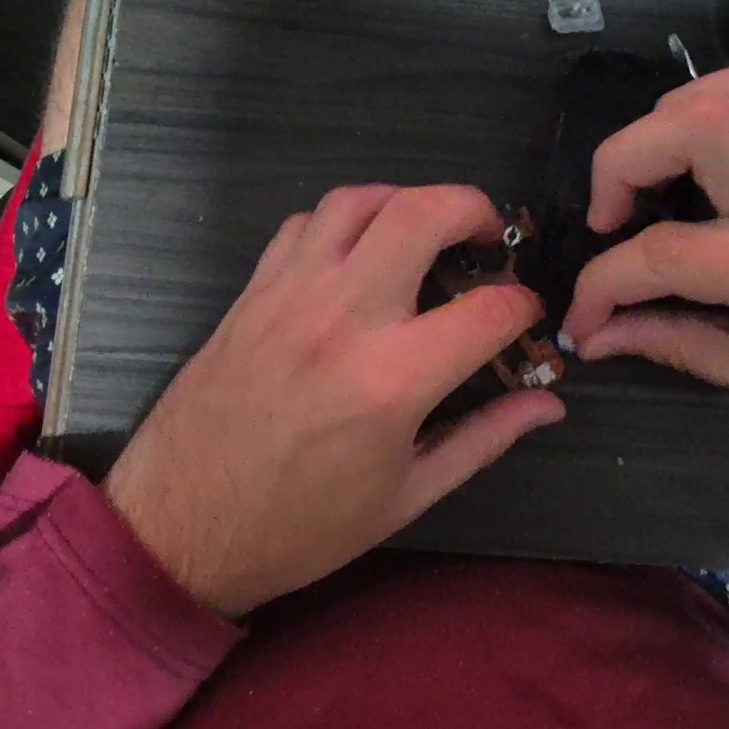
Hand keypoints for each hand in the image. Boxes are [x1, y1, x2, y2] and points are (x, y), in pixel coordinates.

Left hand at [103, 185, 564, 616]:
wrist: (179, 527)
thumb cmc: (302, 525)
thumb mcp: (407, 496)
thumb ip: (485, 438)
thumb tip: (550, 403)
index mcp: (394, 378)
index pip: (489, 311)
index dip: (525, 306)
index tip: (527, 316)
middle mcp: (345, 315)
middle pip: (422, 213)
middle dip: (474, 209)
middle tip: (488, 238)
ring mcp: (291, 294)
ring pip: (358, 201)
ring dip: (406, 202)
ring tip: (426, 233)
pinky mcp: (253, 292)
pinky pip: (304, 224)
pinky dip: (344, 223)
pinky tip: (356, 255)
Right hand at [560, 58, 728, 503]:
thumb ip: (675, 343)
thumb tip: (598, 333)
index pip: (665, 254)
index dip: (601, 288)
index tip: (581, 320)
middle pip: (696, 130)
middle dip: (621, 163)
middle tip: (608, 218)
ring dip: (674, 115)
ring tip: (652, 169)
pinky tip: (708, 137)